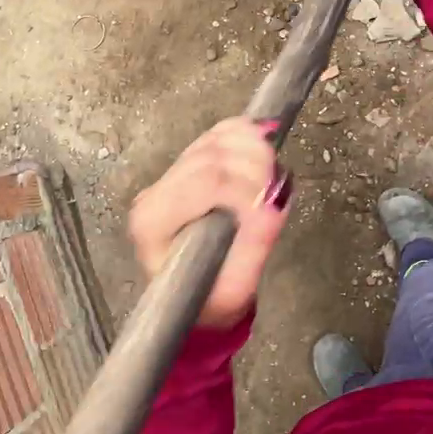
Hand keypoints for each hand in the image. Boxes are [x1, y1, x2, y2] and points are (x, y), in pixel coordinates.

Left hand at [129, 117, 292, 329]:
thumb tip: (273, 203)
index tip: (272, 201)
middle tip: (278, 184)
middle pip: (212, 155)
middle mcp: (154, 194)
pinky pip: (215, 136)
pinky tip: (263, 138)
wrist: (196, 300)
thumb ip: (253, 246)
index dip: (247, 184)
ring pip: (214, 141)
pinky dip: (243, 133)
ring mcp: (168, 178)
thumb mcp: (236, 288)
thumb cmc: (211, 300)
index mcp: (154, 222)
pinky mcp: (185, 169)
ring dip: (251, 146)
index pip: (207, 181)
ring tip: (273, 170)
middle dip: (254, 163)